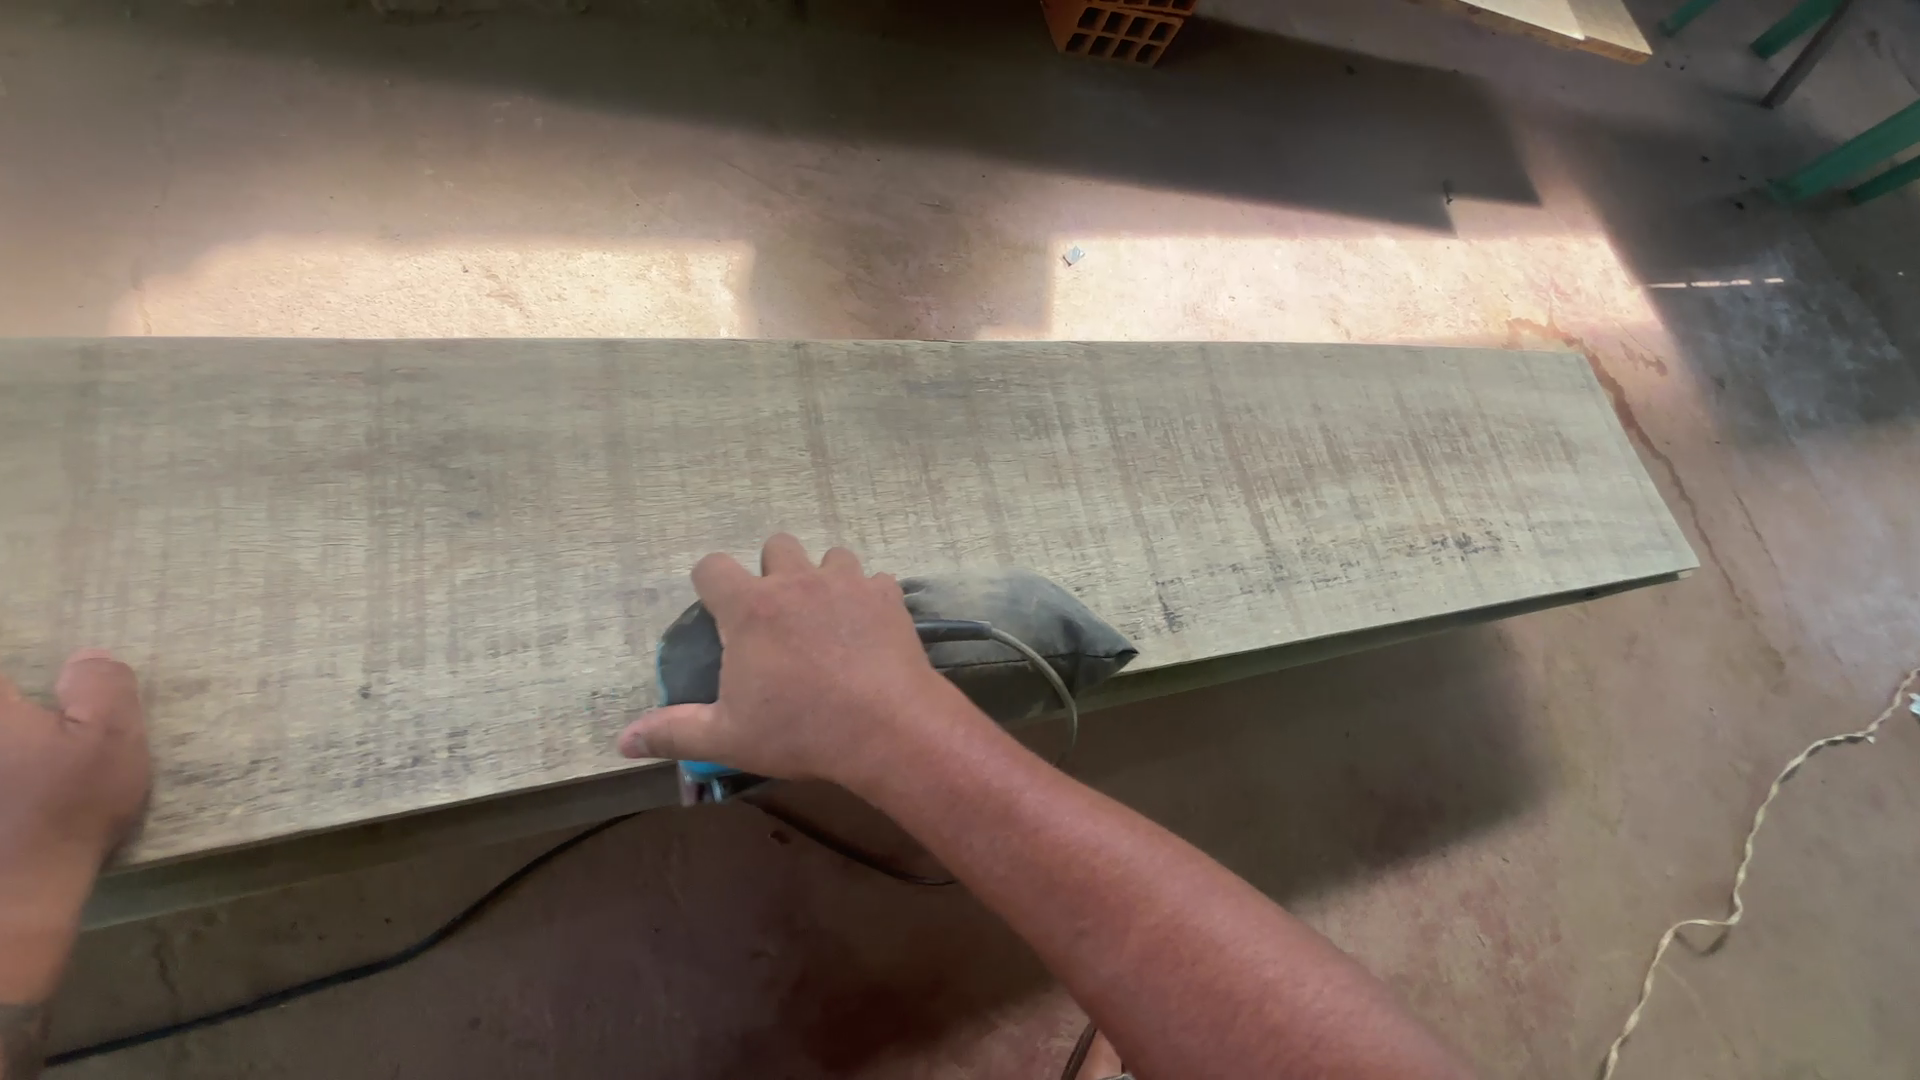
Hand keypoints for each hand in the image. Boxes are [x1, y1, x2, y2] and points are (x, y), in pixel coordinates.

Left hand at [0, 651, 149, 1002]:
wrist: (5, 898)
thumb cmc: (65, 807)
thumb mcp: (112, 739)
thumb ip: (101, 687)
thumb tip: (85, 657)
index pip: (4, 671)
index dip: (22, 679)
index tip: (43, 687)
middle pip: (4, 712)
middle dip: (20, 717)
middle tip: (48, 729)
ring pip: (6, 744)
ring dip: (20, 749)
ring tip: (40, 774)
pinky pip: (7, 777)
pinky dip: (16, 778)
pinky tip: (24, 796)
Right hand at [618, 535, 977, 789]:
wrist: (887, 727)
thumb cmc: (801, 731)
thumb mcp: (728, 737)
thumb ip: (674, 731)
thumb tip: (623, 740)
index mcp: (750, 607)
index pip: (712, 566)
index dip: (710, 583)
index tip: (718, 609)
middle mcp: (796, 581)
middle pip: (776, 546)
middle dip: (773, 570)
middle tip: (779, 616)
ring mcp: (846, 582)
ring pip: (830, 556)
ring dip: (824, 578)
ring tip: (828, 618)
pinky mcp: (887, 595)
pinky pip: (873, 581)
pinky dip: (867, 598)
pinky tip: (868, 630)